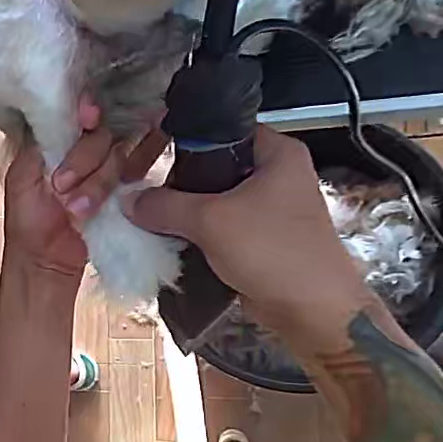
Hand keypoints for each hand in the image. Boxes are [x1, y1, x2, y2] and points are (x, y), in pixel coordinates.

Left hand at [3, 97, 168, 278]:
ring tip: (78, 210)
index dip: (87, 112)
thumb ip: (41, 142)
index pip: (79, 112)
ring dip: (99, 183)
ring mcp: (107, 169)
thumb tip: (72, 115)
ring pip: (118, 156)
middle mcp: (85, 148)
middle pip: (102, 135)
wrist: (48, 262)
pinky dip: (135, 174)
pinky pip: (137, 173)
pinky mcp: (124, 190)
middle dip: (84, 161)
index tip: (88, 118)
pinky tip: (130, 180)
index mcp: (57, 138)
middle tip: (61, 188)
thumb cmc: (28, 221)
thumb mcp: (23, 176)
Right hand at [125, 128, 372, 344]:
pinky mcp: (266, 240)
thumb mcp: (212, 221)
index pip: (224, 130)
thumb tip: (130, 201)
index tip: (151, 156)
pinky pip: (226, 229)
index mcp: (278, 153)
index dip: (185, 141)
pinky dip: (204, 236)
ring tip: (156, 218)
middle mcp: (279, 175)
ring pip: (220, 202)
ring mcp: (274, 210)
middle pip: (218, 168)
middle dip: (183, 184)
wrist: (312, 311)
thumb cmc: (272, 252)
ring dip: (191, 214)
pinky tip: (176, 242)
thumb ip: (166, 206)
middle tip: (150, 192)